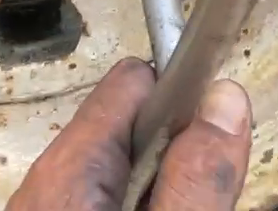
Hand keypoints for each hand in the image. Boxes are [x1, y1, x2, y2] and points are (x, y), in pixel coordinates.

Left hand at [9, 58, 252, 210]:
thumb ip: (196, 179)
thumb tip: (227, 97)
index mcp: (71, 167)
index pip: (136, 79)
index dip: (184, 96)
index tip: (221, 130)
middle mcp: (52, 178)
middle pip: (136, 122)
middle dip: (180, 151)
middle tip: (203, 203)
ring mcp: (51, 207)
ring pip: (127, 166)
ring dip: (164, 186)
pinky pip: (110, 195)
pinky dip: (142, 202)